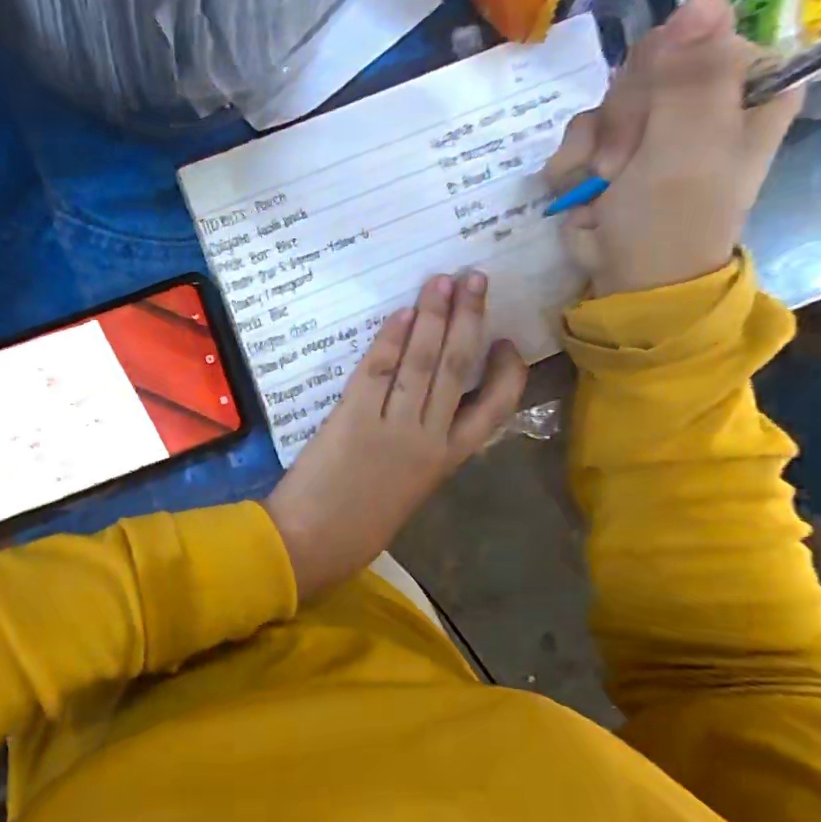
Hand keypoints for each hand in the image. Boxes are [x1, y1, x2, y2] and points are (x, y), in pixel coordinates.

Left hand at [264, 271, 526, 600]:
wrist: (313, 543)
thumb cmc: (356, 528)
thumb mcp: (405, 493)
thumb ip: (418, 455)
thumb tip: (419, 412)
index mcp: (447, 462)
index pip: (495, 409)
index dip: (507, 372)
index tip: (507, 341)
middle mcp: (429, 438)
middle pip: (458, 369)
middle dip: (469, 321)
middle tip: (476, 278)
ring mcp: (392, 426)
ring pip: (424, 363)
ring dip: (433, 317)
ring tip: (443, 280)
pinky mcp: (353, 418)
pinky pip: (378, 371)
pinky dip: (390, 340)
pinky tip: (401, 314)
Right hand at [545, 0, 803, 296]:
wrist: (628, 277)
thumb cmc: (674, 215)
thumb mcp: (688, 143)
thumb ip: (691, 75)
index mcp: (750, 87)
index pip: (703, 36)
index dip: (669, 72)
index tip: (662, 114)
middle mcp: (703, 98)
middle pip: (647, 65)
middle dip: (624, 116)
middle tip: (629, 158)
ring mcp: (652, 125)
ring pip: (606, 99)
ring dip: (595, 144)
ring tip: (607, 180)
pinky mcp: (607, 149)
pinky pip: (576, 131)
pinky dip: (572, 162)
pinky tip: (583, 185)